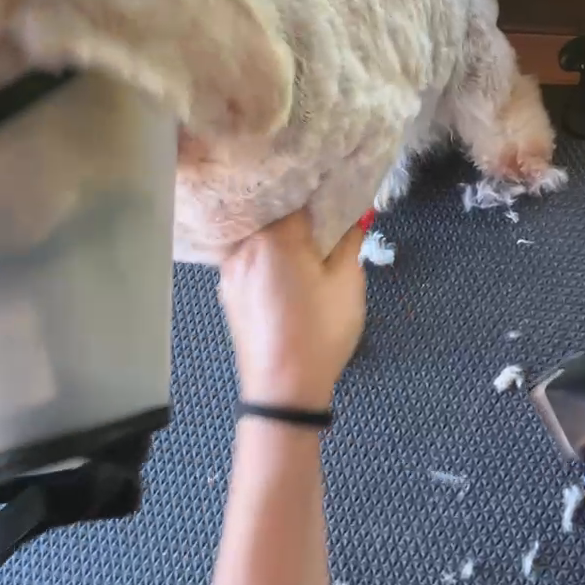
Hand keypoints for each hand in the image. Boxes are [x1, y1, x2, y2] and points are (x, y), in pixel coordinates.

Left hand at [218, 211, 365, 408]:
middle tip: (329, 221)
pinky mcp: (228, 291)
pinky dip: (269, 257)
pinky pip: (252, 259)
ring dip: (284, 237)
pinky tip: (288, 270)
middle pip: (276, 215)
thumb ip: (350, 240)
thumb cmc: (320, 331)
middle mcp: (244, 246)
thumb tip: (356, 213)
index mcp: (274, 237)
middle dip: (302, 214)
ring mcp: (231, 270)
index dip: (324, 196)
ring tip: (310, 246)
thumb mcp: (348, 282)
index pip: (300, 199)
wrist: (283, 389)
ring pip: (261, 237)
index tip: (342, 196)